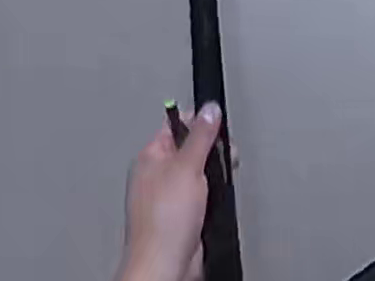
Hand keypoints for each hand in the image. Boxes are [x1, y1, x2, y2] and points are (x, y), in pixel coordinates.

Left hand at [117, 103, 221, 280]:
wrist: (165, 268)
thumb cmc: (163, 222)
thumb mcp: (188, 165)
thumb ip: (201, 135)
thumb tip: (210, 109)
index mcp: (151, 156)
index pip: (176, 124)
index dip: (198, 121)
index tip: (217, 123)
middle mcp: (157, 176)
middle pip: (190, 148)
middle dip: (210, 150)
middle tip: (223, 155)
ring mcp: (170, 198)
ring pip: (199, 174)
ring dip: (213, 175)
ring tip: (220, 180)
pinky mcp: (182, 218)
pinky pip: (202, 197)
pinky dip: (212, 196)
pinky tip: (216, 200)